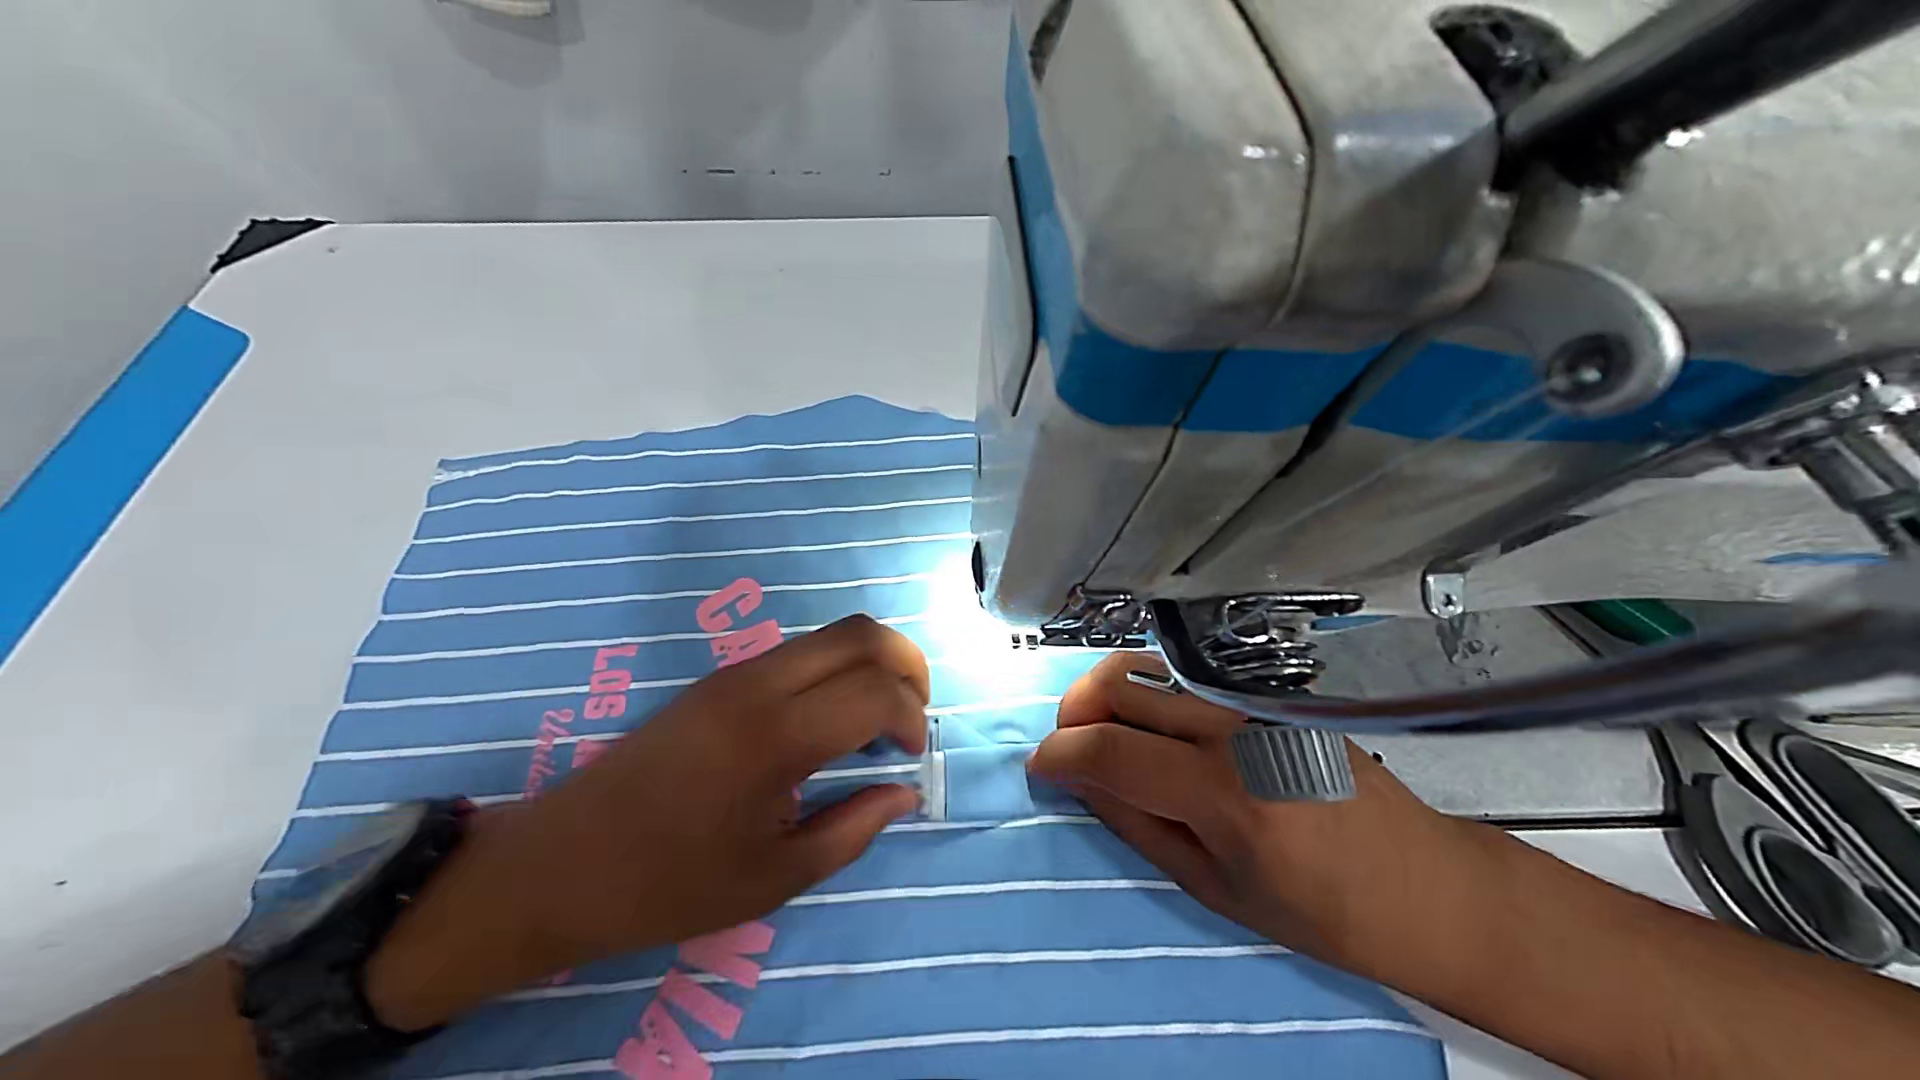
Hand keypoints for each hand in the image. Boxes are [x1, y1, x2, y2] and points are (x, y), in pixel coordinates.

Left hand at [363, 615, 929, 1029]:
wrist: (558, 864)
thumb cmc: (669, 884)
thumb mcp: (774, 878)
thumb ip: (852, 829)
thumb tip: (904, 792)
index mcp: (776, 736)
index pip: (876, 690)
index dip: (912, 716)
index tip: (911, 756)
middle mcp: (759, 684)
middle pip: (860, 634)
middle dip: (907, 665)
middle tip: (913, 716)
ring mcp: (735, 673)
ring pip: (830, 633)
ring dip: (871, 662)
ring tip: (877, 719)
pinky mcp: (717, 677)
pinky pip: (799, 650)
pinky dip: (836, 667)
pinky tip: (830, 719)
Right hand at [1027, 653, 1456, 960]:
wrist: (1424, 884)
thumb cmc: (1319, 910)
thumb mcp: (1212, 887)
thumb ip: (1134, 822)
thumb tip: (1076, 779)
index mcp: (1224, 795)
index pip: (1110, 749)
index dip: (1060, 754)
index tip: (1041, 767)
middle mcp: (1236, 730)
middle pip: (1118, 683)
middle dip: (1072, 711)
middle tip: (1070, 748)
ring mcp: (1254, 702)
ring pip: (1146, 667)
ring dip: (1105, 695)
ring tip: (1106, 738)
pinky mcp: (1267, 693)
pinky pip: (1182, 677)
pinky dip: (1145, 693)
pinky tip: (1153, 729)